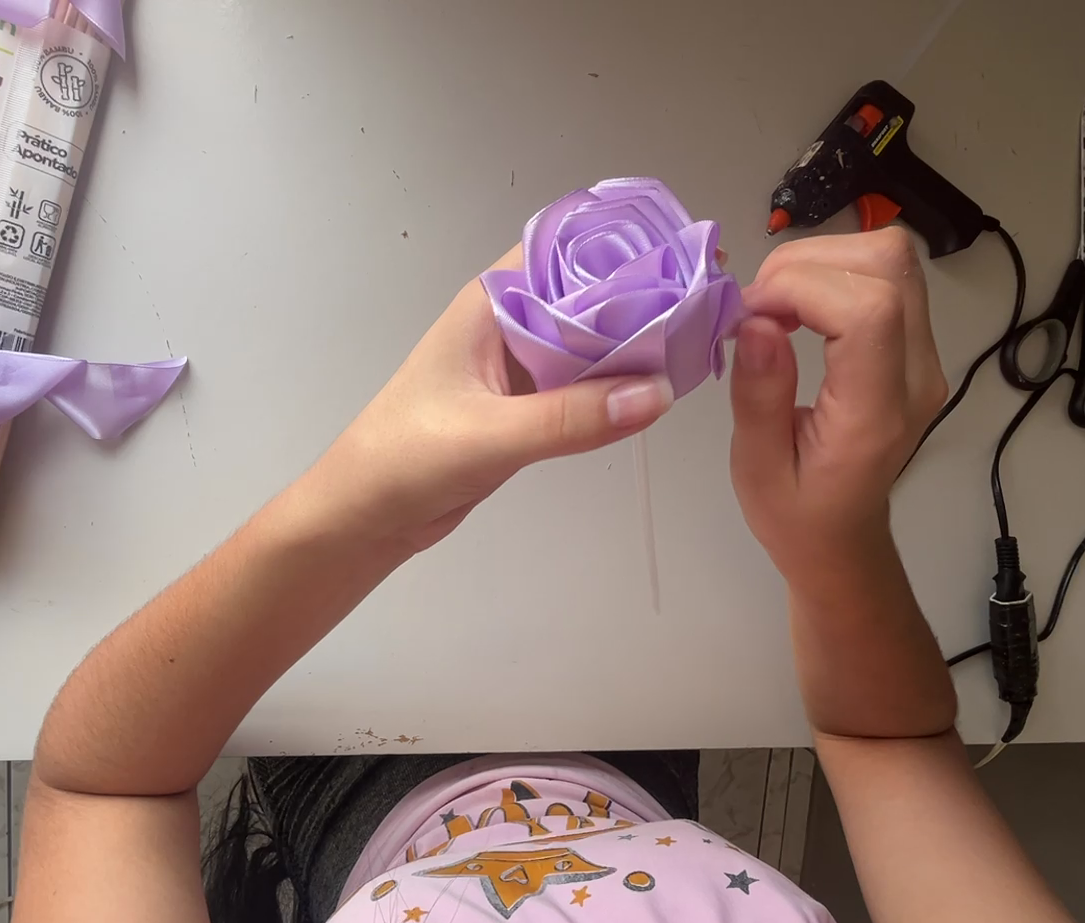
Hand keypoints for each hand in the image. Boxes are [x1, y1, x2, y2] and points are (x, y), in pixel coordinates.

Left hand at [298, 247, 674, 552]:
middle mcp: (512, 323)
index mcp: (493, 302)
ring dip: (638, 347)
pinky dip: (618, 389)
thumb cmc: (407, 458)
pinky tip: (658, 394)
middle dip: (649, 299)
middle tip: (714, 307)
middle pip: (592, 296)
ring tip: (703, 346)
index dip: (632, 248)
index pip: (571, 252)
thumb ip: (571, 418)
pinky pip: (584, 387)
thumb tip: (659, 395)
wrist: (369, 512)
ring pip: (593, 344)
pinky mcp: (529, 407)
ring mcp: (522, 367)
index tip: (693, 256)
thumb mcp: (489, 435)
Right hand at [728, 229, 947, 590]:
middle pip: (888, 265)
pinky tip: (798, 311)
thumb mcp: (758, 468)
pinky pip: (885, 279)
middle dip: (809, 264)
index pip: (868, 311)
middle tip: (758, 306)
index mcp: (876, 414)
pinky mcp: (915, 346)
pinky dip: (834, 275)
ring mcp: (925, 356)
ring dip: (821, 262)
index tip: (748, 313)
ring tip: (775, 306)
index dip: (802, 288)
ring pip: (892, 259)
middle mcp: (916, 375)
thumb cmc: (795, 514)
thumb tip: (755, 321)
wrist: (842, 538)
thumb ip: (760, 396)